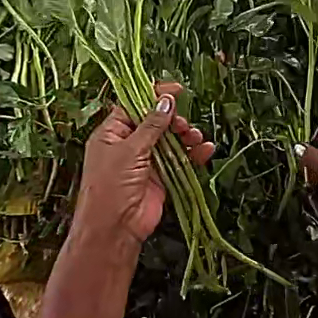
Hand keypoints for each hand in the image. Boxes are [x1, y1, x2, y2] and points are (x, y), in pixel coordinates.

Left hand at [73, 82, 215, 248]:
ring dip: (186, 136)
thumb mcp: (129, 150)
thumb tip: (166, 101)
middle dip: (174, 120)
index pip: (134, 105)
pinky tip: (206, 151)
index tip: (176, 89)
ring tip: (196, 139)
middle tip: (183, 126)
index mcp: (113, 133)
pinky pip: (182, 159)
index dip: (154, 95)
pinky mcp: (162, 176)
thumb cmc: (111, 187)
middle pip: (157, 122)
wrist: (115, 228)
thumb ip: (151, 125)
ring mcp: (147, 160)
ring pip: (172, 140)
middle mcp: (130, 144)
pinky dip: (194, 154)